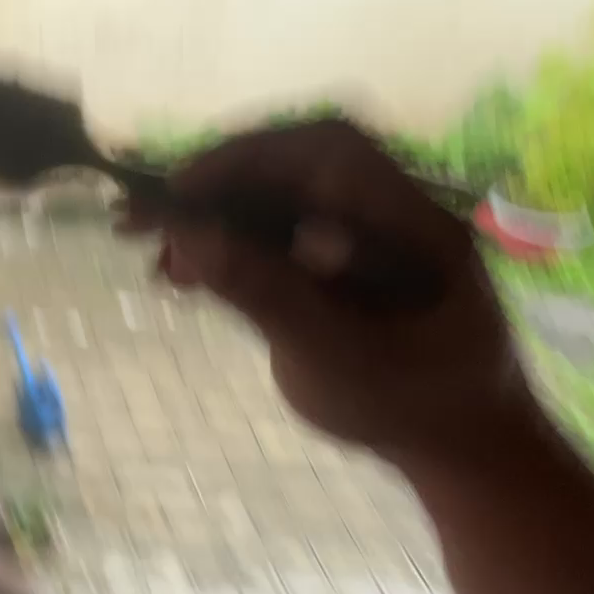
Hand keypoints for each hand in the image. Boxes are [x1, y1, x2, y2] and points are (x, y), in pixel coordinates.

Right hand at [120, 119, 539, 464]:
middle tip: (140, 224)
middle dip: (206, 191)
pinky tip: (182, 275)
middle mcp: (380, 216)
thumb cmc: (404, 403)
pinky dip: (215, 247)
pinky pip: (263, 236)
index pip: (324, 150)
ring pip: (265, 203)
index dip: (244, 157)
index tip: (176, 193)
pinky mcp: (325, 264)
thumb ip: (264, 292)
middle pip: (283, 170)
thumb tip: (189, 237)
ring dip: (202, 222)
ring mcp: (352, 239)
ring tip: (157, 262)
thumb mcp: (333, 354)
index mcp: (407, 222)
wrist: (452, 443)